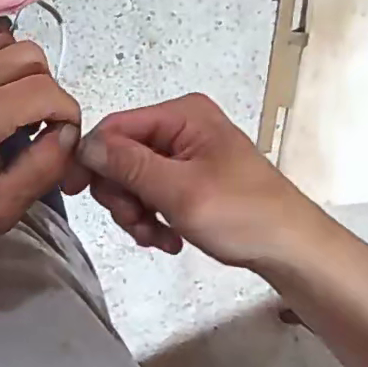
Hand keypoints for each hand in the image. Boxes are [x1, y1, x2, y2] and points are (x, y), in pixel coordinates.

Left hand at [0, 30, 80, 254]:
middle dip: (49, 90)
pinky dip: (3, 66)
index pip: (45, 90)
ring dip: (27, 73)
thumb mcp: (1, 208)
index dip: (66, 113)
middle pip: (31, 56)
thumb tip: (69, 135)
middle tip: (42, 126)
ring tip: (21, 111)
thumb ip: (44, 167)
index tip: (61, 139)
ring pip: (9, 43)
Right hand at [63, 93, 317, 267]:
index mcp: (182, 115)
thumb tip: (84, 146)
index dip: (91, 158)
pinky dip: (152, 217)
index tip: (74, 192)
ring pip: (132, 178)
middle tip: (137, 223)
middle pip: (121, 155)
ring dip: (136, 211)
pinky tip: (168, 238)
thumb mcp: (179, 191)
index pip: (115, 127)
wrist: (293, 251)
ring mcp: (185, 152)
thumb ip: (128, 166)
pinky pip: (151, 192)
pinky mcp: (189, 177)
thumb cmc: (244, 215)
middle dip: (122, 194)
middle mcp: (181, 127)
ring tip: (156, 236)